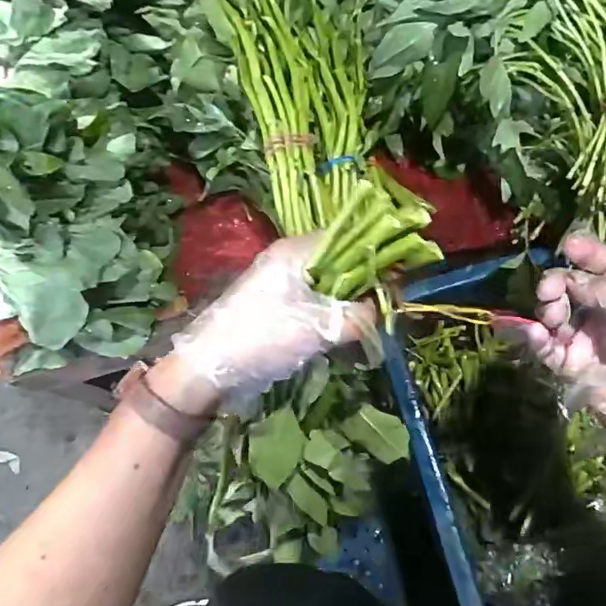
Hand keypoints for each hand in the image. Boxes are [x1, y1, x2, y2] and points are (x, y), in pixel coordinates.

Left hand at [169, 234, 375, 399]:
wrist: (209, 366)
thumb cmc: (264, 337)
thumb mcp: (320, 328)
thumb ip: (359, 316)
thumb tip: (382, 310)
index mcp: (297, 250)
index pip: (348, 238)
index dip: (375, 257)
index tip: (396, 282)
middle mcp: (288, 257)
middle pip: (340, 261)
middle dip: (363, 284)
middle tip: (382, 310)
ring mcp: (278, 280)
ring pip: (327, 283)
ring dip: (346, 303)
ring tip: (364, 327)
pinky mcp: (273, 302)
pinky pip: (312, 299)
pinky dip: (328, 313)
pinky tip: (338, 335)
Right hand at [502, 232, 605, 433]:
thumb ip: (602, 289)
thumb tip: (566, 278)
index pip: (605, 266)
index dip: (586, 253)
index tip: (566, 245)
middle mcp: (605, 313)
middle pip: (570, 287)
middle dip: (556, 283)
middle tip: (549, 291)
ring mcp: (586, 339)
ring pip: (553, 314)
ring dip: (547, 309)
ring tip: (552, 317)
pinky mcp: (570, 366)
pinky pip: (545, 346)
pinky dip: (534, 336)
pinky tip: (533, 332)